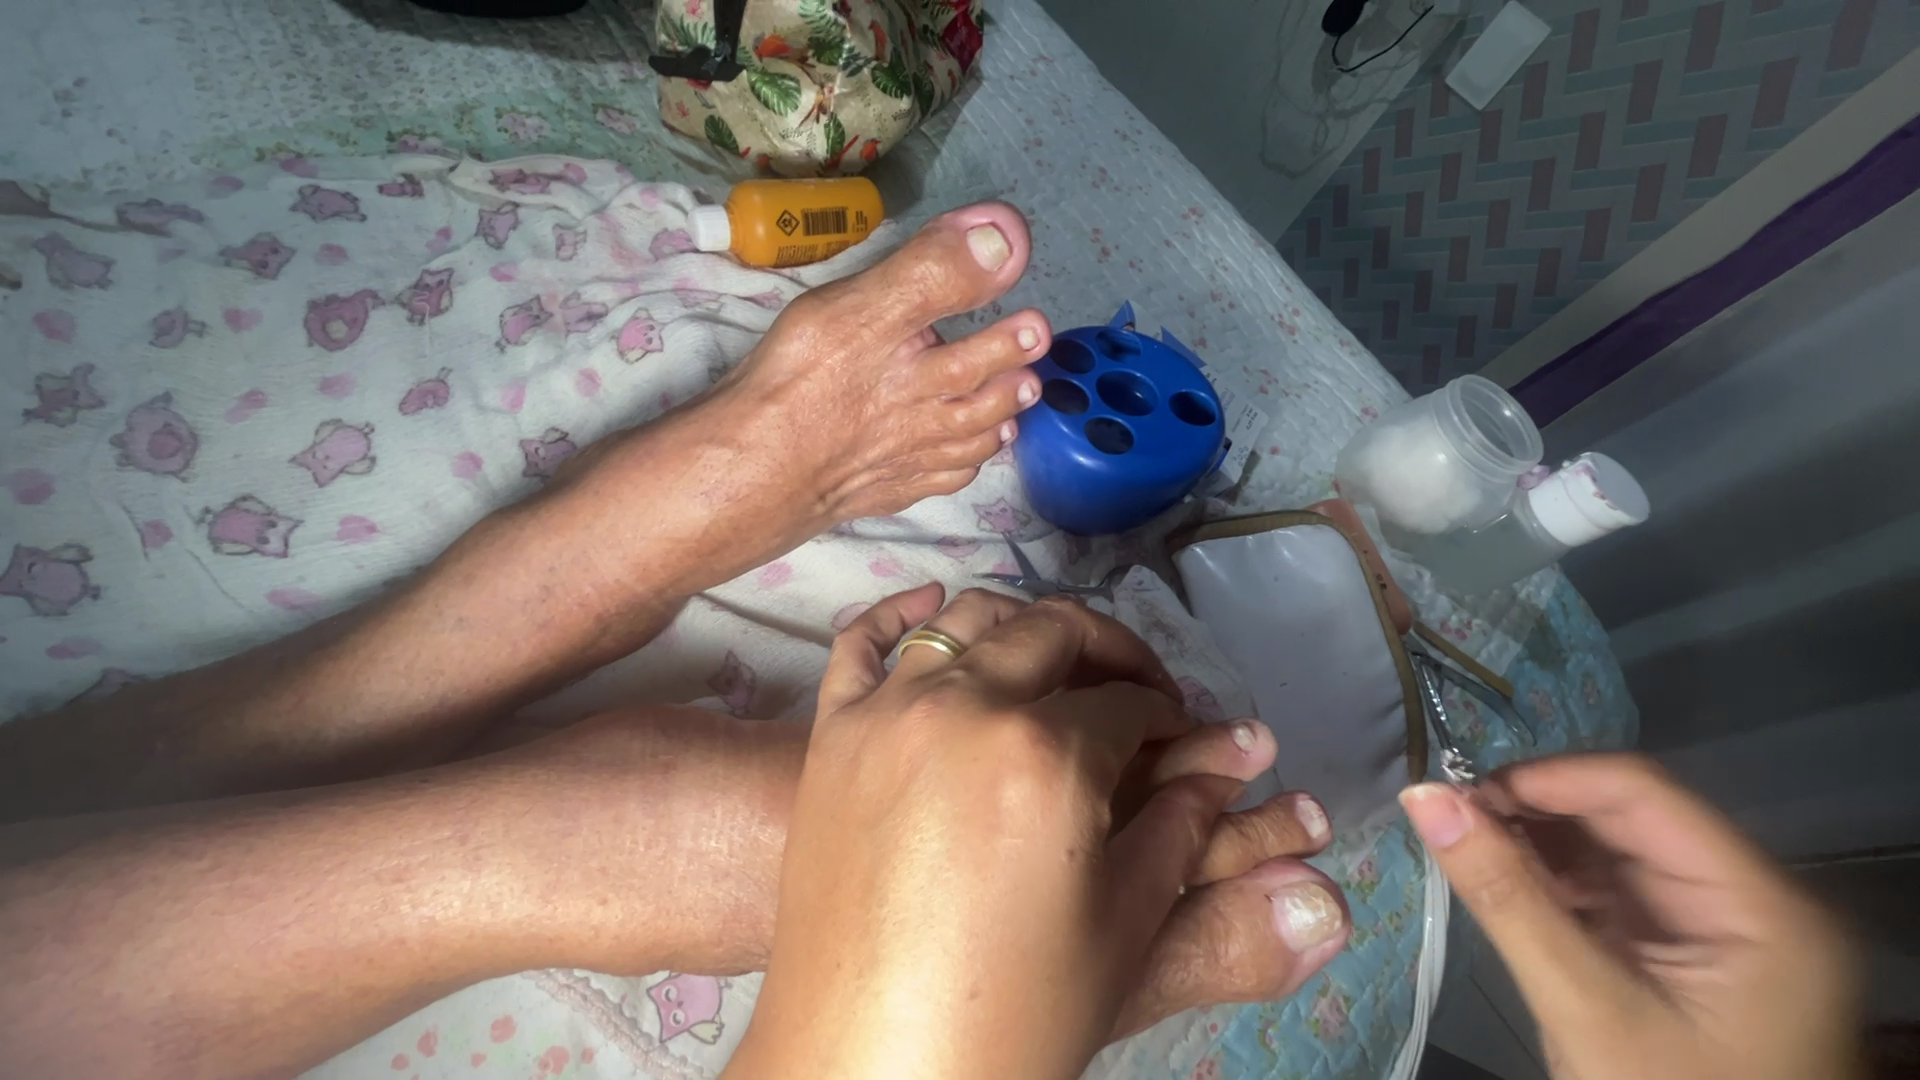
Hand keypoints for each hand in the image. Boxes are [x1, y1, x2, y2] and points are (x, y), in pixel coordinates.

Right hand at [714, 202, 1049, 525]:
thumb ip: (933, 272)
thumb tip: (1003, 238)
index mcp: (919, 372)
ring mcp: (902, 462)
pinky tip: (961, 466)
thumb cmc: (802, 378)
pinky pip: (931, 485)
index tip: (1038, 328)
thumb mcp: (864, 305)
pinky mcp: (879, 492)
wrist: (757, 468)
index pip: (976, 355)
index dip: (1011, 340)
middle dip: (1009, 389)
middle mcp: (921, 421)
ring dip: (992, 432)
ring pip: (961, 449)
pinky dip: (956, 474)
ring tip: (1012, 419)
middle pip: (975, 406)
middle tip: (1033, 379)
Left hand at [726, 585, 1345, 1079]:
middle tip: (1136, 692)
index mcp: (1045, 754)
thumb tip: (1244, 752)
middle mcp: (965, 705)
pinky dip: (901, 611)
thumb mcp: (1122, 926)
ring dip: (1024, 625)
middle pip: (1056, 631)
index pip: (1131, 703)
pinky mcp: (833, 728)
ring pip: (969, 616)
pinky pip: (862, 639)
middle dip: (1113, 651)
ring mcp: (889, 709)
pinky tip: (935, 605)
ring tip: (1053, 665)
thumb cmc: (1010, 1012)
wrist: (869, 1064)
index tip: (1184, 735)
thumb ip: (1185, 823)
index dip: (1172, 715)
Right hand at [1401, 755, 1863, 1079]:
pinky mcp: (1671, 940)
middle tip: (1449, 819)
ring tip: (1464, 846)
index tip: (1458, 795)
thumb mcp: (1583, 1006)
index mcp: (1756, 904)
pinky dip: (1541, 871)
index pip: (1639, 792)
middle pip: (1621, 811)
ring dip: (1527, 835)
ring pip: (1602, 839)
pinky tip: (1498, 877)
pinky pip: (1598, 878)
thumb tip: (1420, 794)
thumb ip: (1504, 894)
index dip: (1543, 778)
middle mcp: (1741, 894)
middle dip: (1528, 806)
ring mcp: (1707, 918)